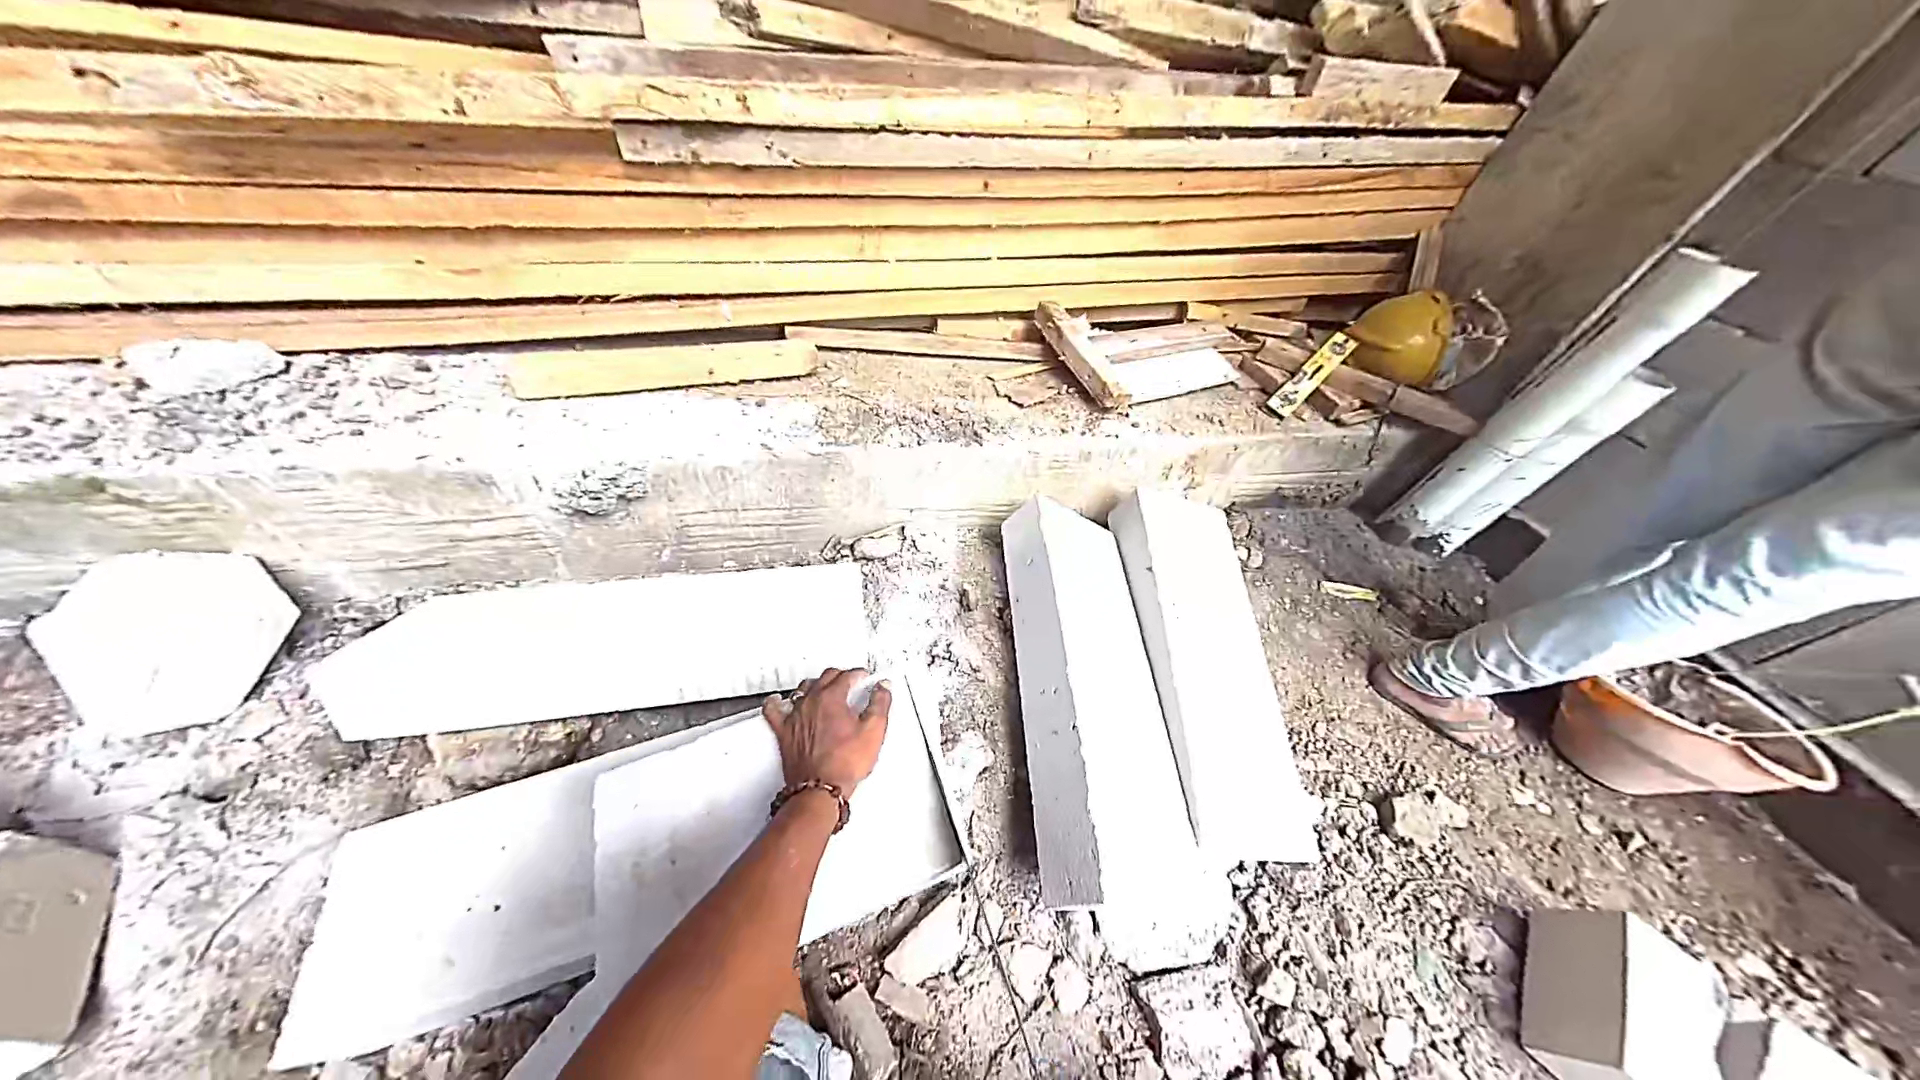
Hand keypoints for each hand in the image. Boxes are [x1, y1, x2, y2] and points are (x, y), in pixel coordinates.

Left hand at [763, 668, 890, 794]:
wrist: (820, 788)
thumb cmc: (843, 763)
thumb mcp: (873, 731)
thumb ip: (880, 704)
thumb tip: (882, 687)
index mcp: (832, 697)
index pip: (847, 675)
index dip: (858, 674)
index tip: (864, 677)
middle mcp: (810, 702)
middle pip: (825, 677)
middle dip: (840, 676)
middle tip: (850, 681)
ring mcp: (795, 716)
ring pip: (803, 688)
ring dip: (816, 684)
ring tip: (825, 688)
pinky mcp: (784, 732)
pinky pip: (773, 710)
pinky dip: (776, 703)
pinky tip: (778, 701)